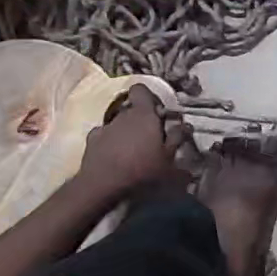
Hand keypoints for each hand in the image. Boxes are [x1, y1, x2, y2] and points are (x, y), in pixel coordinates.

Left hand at [80, 84, 191, 201]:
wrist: (102, 186)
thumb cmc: (142, 170)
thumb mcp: (169, 158)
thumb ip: (177, 138)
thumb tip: (185, 125)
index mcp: (143, 114)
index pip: (141, 89)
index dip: (149, 98)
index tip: (158, 113)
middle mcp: (123, 115)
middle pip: (132, 110)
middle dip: (141, 121)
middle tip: (152, 139)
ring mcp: (105, 127)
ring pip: (119, 124)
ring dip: (126, 133)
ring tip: (133, 153)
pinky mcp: (91, 141)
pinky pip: (105, 137)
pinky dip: (110, 143)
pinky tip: (115, 158)